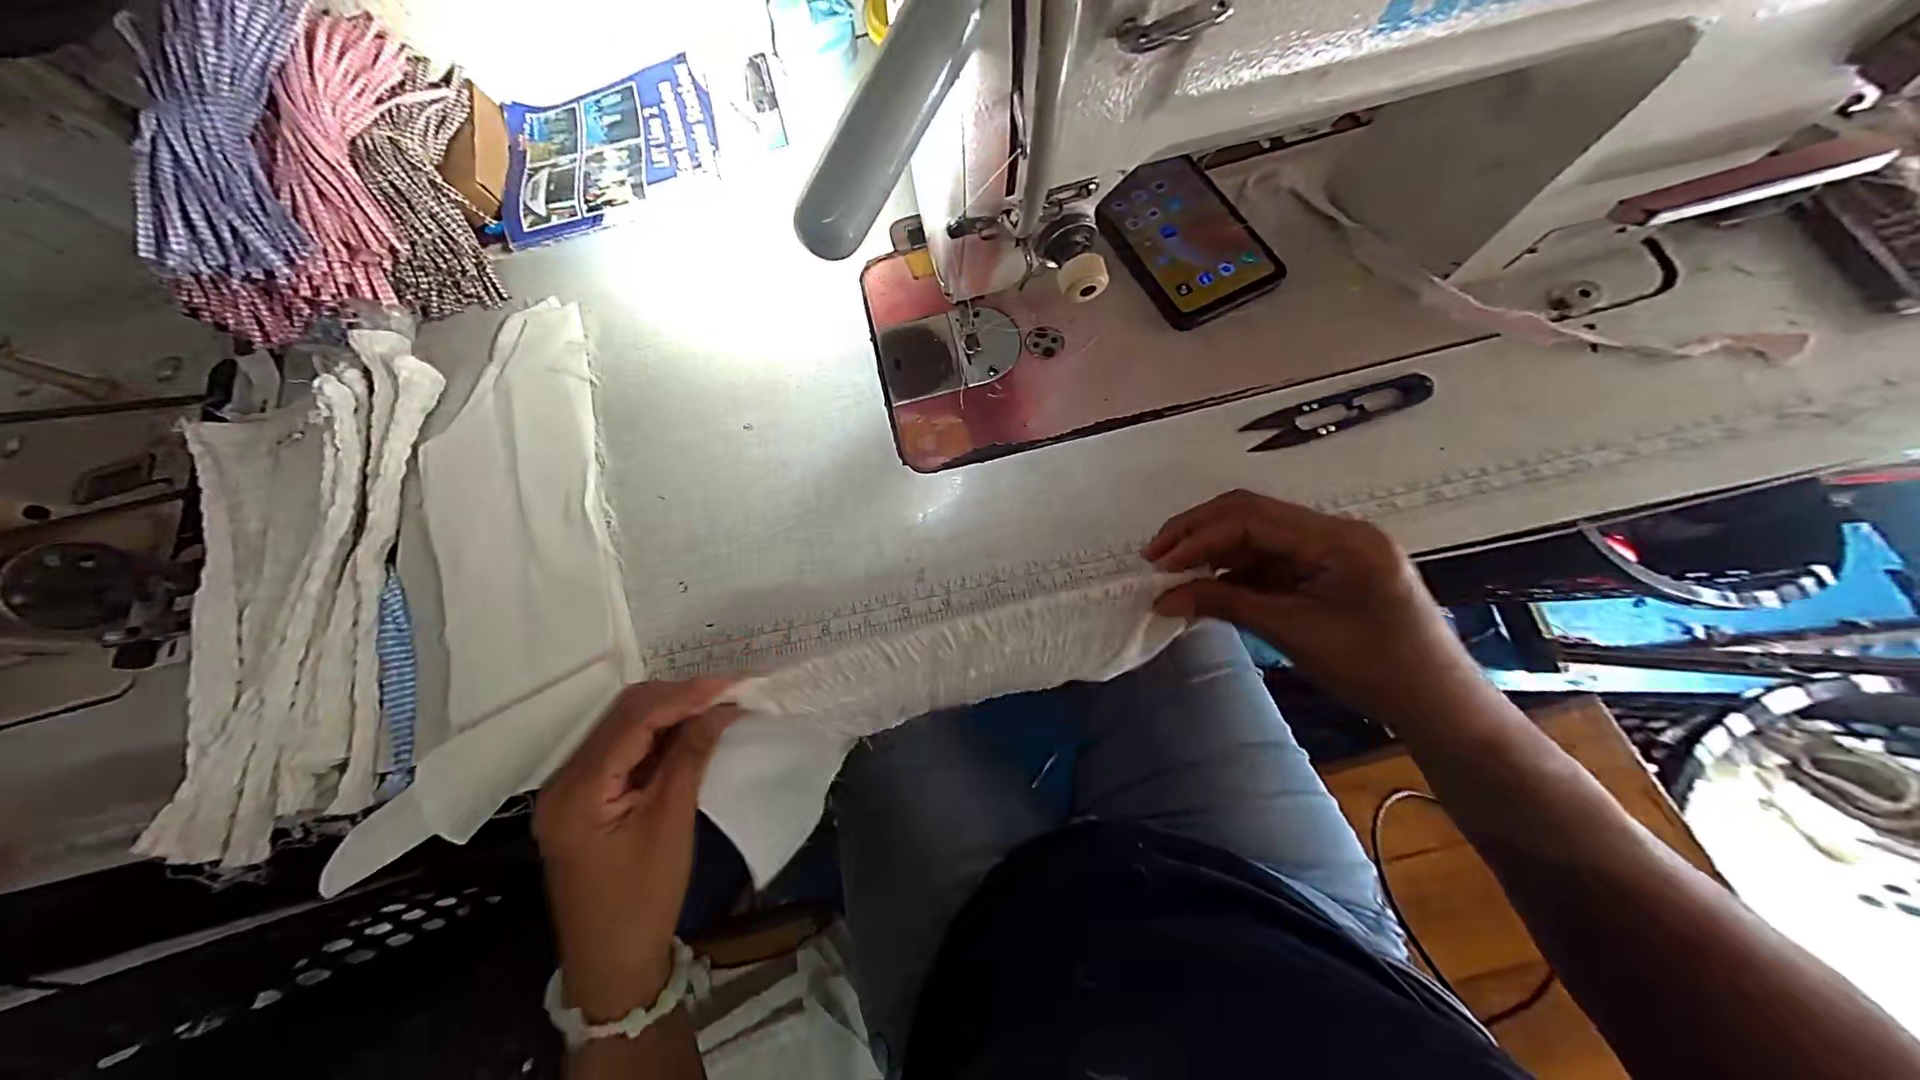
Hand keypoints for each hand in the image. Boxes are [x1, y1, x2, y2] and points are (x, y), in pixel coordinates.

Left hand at [534, 679, 737, 1021]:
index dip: (685, 694)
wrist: (611, 963)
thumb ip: (691, 756)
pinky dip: (660, 735)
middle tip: (729, 691)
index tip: (732, 683)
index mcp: (577, 790)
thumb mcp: (671, 823)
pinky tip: (691, 729)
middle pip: (623, 715)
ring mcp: (571, 788)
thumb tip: (722, 709)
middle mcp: (564, 779)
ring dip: (671, 711)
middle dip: (678, 696)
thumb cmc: (642, 899)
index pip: (634, 720)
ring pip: (624, 727)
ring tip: (717, 705)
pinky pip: (624, 749)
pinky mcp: (586, 797)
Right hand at [1146, 490, 1481, 720]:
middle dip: (1199, 532)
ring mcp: (1332, 548)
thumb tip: (1165, 597)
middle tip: (1155, 556)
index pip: (1252, 519)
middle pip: (1252, 514)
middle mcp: (1336, 531)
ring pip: (1258, 534)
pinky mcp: (1327, 568)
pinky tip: (1208, 585)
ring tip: (1174, 574)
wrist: (1437, 703)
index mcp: (1339, 538)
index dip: (1199, 537)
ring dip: (1214, 551)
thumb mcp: (1294, 633)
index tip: (1160, 564)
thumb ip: (1227, 604)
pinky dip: (1235, 570)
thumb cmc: (1375, 669)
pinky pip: (1271, 558)